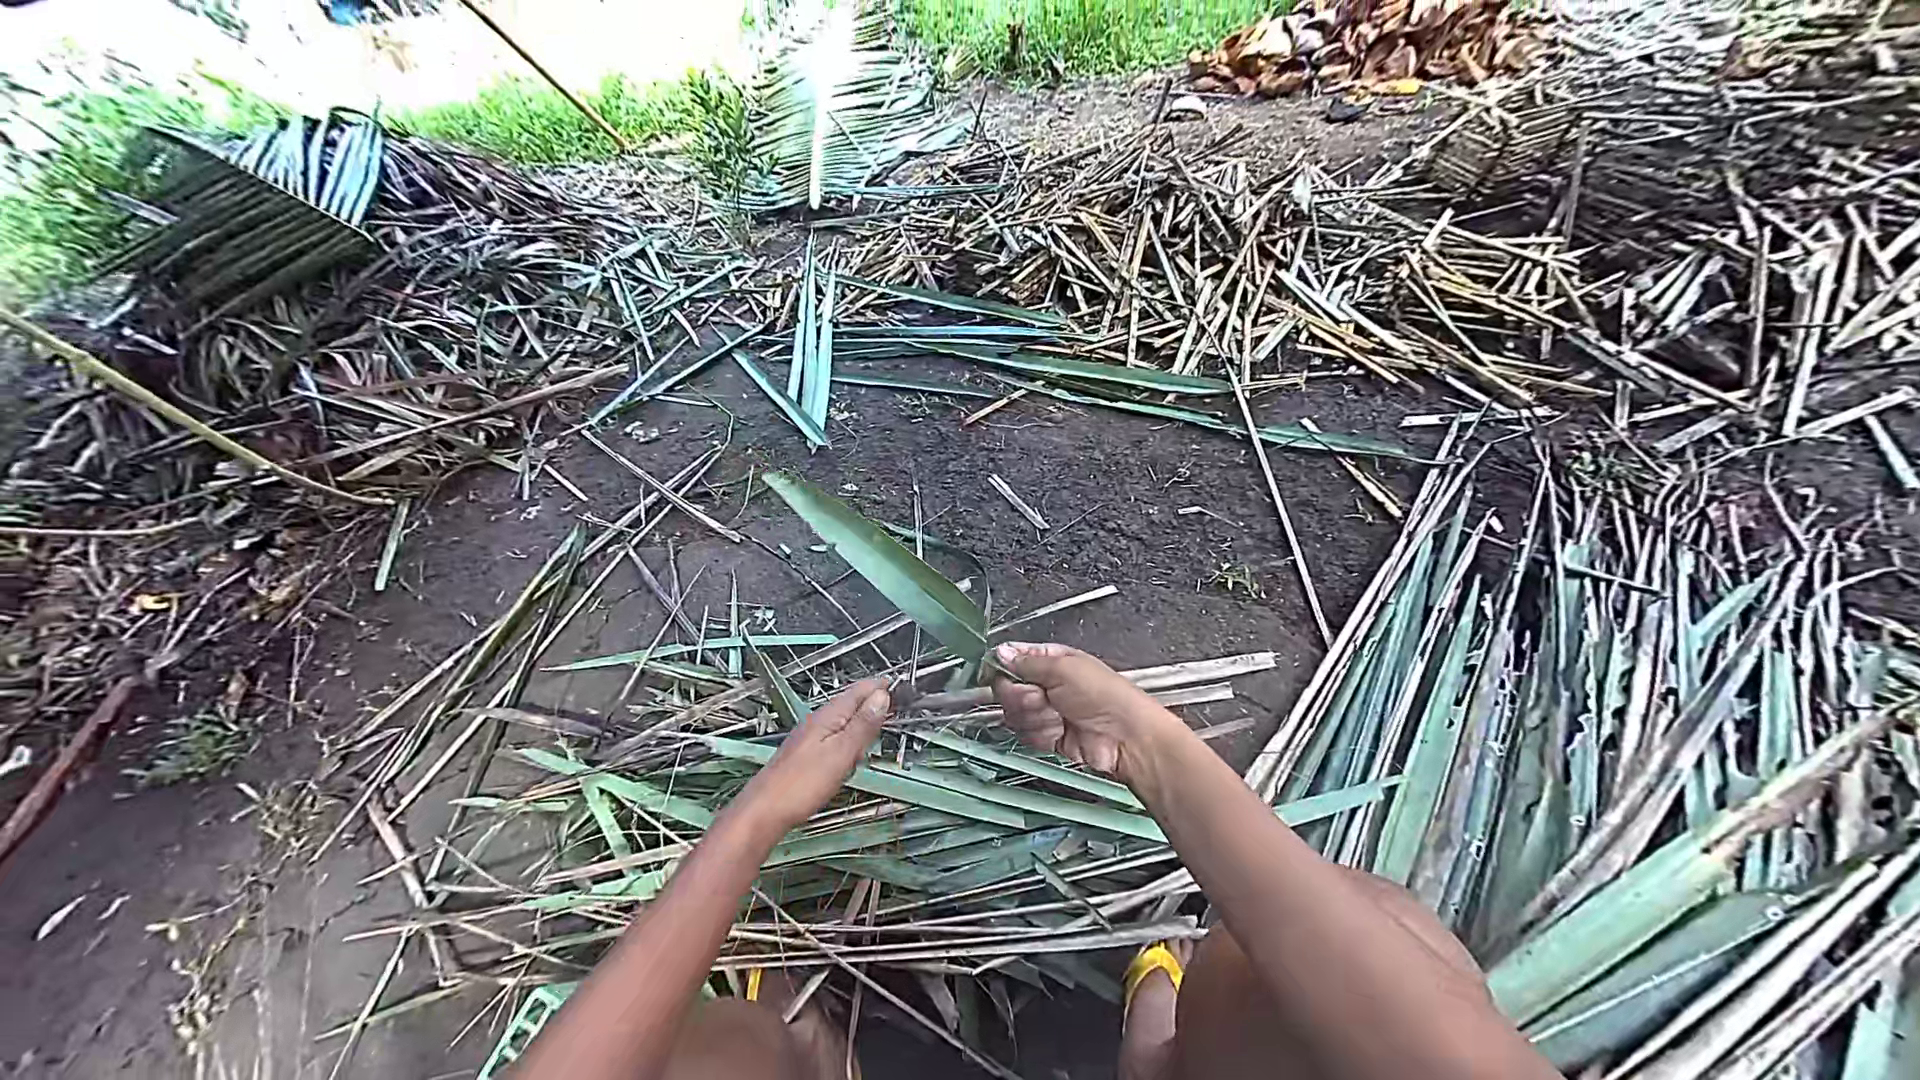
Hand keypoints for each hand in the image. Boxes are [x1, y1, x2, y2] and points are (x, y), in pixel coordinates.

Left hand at [744, 679, 890, 828]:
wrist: (763, 812)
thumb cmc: (799, 785)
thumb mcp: (842, 752)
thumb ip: (863, 725)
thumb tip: (881, 697)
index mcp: (828, 716)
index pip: (860, 690)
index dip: (881, 687)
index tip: (900, 689)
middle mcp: (817, 721)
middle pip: (852, 703)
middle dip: (873, 703)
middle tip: (894, 705)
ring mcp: (810, 737)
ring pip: (843, 721)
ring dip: (863, 722)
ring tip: (878, 726)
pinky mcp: (806, 754)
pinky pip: (834, 738)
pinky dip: (850, 741)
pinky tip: (852, 754)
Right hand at [991, 642, 1182, 783]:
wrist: (1125, 738)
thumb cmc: (1106, 697)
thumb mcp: (1064, 668)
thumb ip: (1027, 661)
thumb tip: (1002, 652)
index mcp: (1053, 660)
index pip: (1014, 659)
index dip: (1005, 668)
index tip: (1003, 675)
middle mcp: (1048, 684)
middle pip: (1009, 689)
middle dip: (1022, 696)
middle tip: (1041, 697)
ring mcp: (1047, 711)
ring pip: (1015, 714)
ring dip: (1033, 717)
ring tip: (1057, 715)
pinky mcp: (1048, 735)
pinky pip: (1026, 734)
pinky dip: (1040, 734)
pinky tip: (1059, 731)